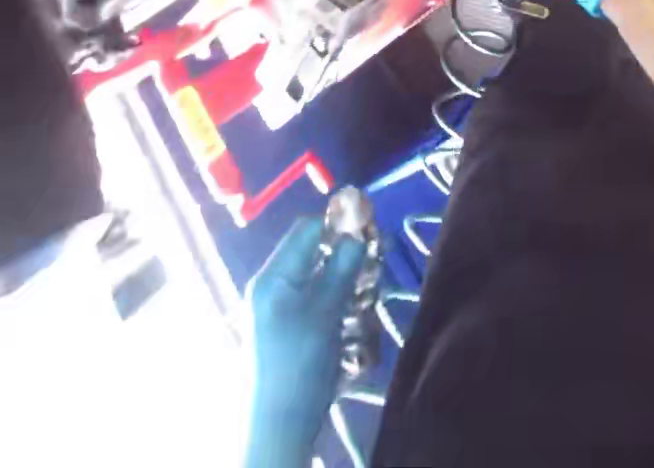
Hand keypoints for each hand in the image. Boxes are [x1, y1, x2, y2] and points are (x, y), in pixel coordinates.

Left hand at [244, 217, 368, 467]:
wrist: (276, 431)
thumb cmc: (298, 366)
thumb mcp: (324, 315)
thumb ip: (340, 270)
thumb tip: (357, 232)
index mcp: (273, 275)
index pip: (306, 230)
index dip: (338, 224)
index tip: (370, 228)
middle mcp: (273, 285)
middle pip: (315, 253)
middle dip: (348, 255)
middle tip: (379, 260)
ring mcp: (280, 308)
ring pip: (320, 277)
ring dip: (347, 280)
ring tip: (370, 293)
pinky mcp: (290, 328)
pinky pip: (318, 300)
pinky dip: (338, 302)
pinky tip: (357, 318)